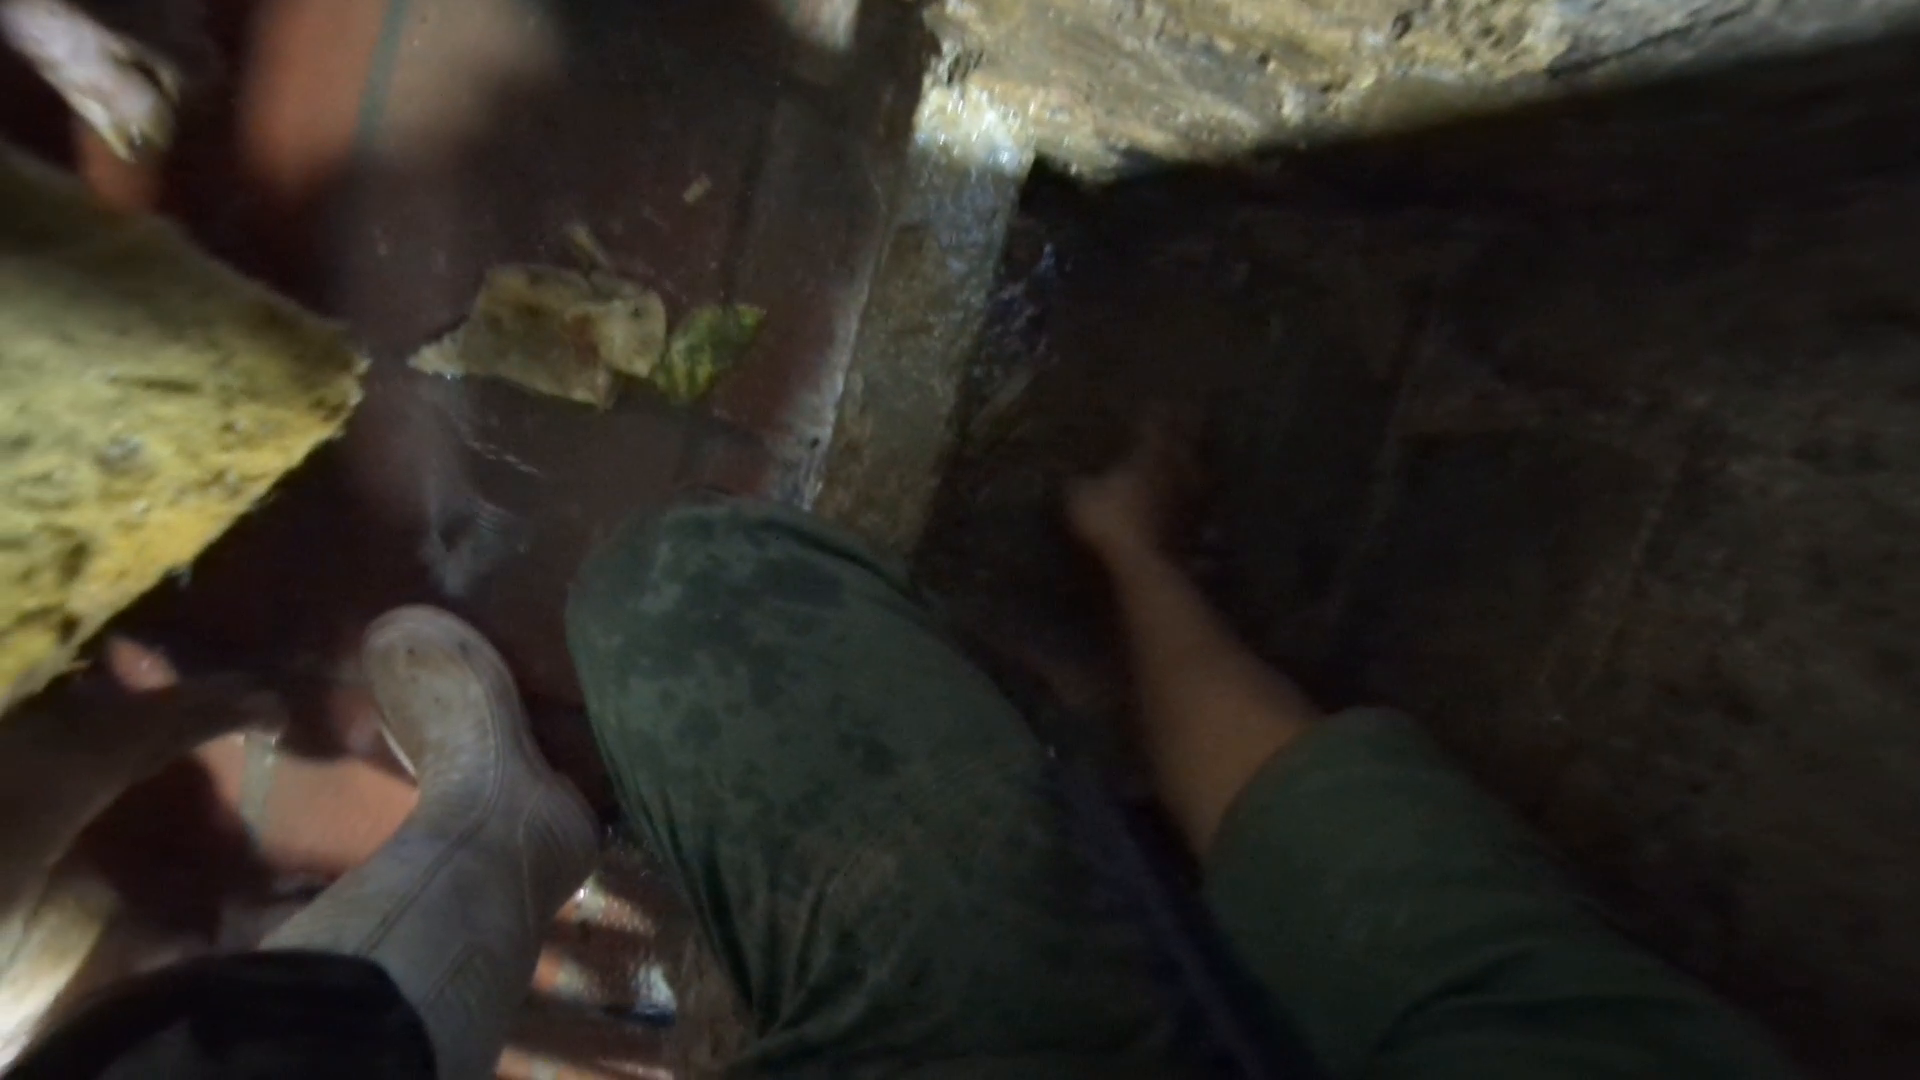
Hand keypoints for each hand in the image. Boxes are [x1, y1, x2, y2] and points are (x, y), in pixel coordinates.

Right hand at [1066, 422, 1200, 564]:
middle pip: (1186, 442)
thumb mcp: (1081, 498)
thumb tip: (1074, 477)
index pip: (1154, 428)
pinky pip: (1202, 503)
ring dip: (1202, 458)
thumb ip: (1079, 484)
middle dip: (1190, 426)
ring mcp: (1189, 500)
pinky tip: (1203, 498)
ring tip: (1202, 451)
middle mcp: (1174, 472)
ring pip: (1200, 471)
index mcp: (1147, 458)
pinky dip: (1202, 496)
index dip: (1156, 414)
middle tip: (1195, 411)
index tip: (1159, 402)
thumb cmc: (1109, 523)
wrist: (1145, 564)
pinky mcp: (1196, 527)